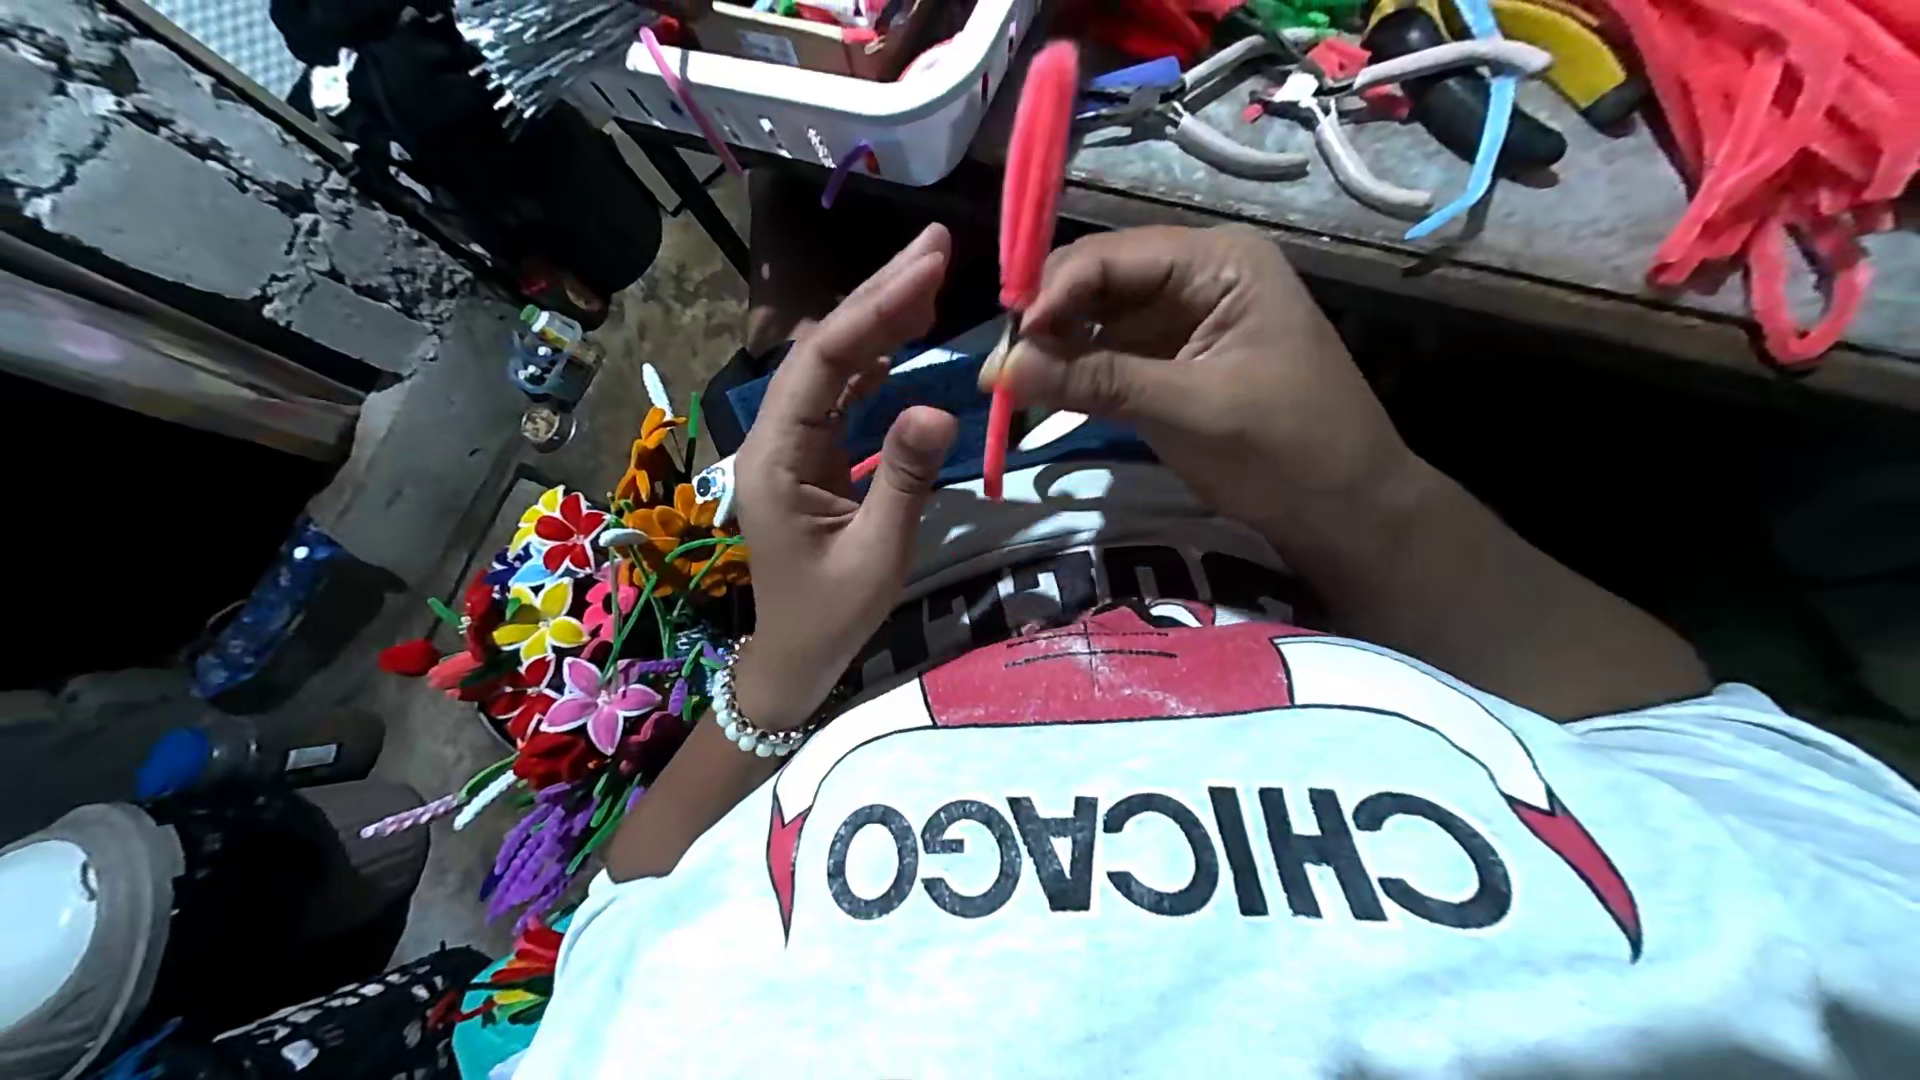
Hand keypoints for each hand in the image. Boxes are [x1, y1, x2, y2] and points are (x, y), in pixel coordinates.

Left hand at [731, 225, 959, 728]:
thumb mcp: (878, 554)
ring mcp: (793, 443)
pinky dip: (875, 362)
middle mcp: (776, 436)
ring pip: (832, 366)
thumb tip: (940, 408)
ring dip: (878, 321)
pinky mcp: (813, 456)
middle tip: (936, 247)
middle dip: (877, 295)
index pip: (824, 362)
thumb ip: (904, 479)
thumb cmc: (831, 615)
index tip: (930, 265)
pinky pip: (842, 396)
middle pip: (823, 349)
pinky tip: (904, 338)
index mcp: (778, 456)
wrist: (797, 655)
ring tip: (929, 280)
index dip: (876, 308)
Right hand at [982, 226, 1417, 548]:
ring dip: (1055, 347)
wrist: (1341, 510)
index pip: (1113, 257)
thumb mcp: (1189, 409)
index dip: (1053, 292)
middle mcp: (1194, 278)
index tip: (1007, 344)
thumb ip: (1096, 382)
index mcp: (1218, 262)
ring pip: (1097, 321)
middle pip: (1099, 282)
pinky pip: (1107, 356)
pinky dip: (1075, 372)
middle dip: (1048, 320)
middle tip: (1001, 369)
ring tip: (1012, 382)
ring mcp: (1180, 323)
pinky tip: (1044, 389)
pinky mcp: (1168, 364)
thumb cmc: (1284, 450)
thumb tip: (1001, 369)